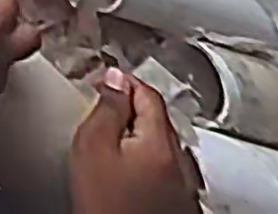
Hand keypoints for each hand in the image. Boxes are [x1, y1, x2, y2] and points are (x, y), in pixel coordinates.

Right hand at [70, 68, 200, 213]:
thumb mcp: (93, 143)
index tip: (104, 77)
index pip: (149, 94)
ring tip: (111, 134)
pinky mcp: (179, 207)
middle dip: (131, 105)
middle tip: (102, 101)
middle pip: (159, 120)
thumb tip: (116, 79)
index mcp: (162, 146)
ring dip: (140, 132)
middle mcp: (182, 167)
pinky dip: (146, 157)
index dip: (124, 80)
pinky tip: (126, 165)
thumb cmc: (104, 202)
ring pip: (164, 145)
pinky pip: (166, 169)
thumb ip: (107, 106)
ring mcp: (184, 191)